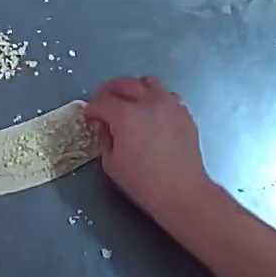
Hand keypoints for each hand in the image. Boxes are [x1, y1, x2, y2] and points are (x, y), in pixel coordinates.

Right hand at [84, 77, 229, 231]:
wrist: (183, 193)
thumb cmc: (144, 182)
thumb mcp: (111, 163)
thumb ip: (104, 137)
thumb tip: (103, 125)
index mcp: (126, 115)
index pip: (102, 101)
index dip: (92, 109)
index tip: (91, 118)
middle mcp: (149, 103)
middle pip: (124, 84)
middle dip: (109, 92)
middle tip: (104, 105)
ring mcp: (170, 106)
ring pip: (148, 83)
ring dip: (135, 90)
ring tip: (130, 104)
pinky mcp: (184, 114)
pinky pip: (168, 97)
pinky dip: (156, 100)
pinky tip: (152, 115)